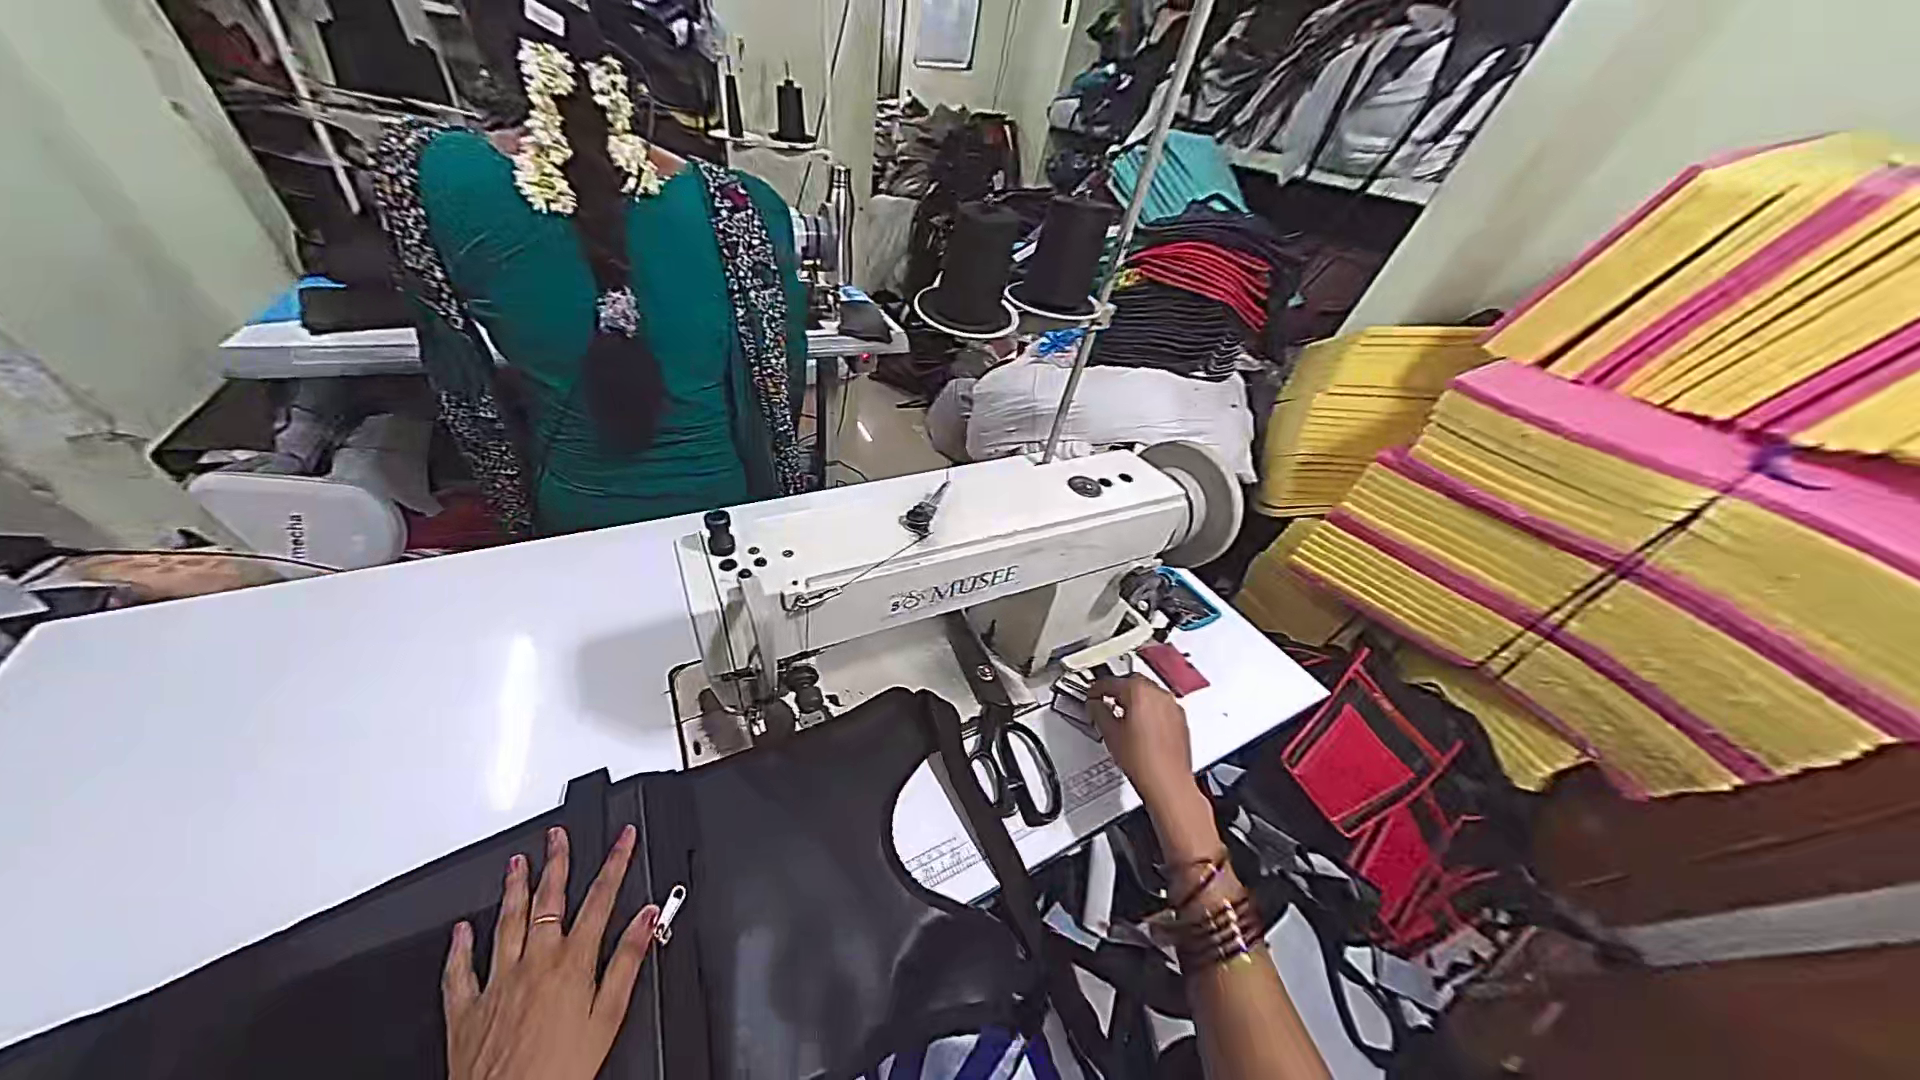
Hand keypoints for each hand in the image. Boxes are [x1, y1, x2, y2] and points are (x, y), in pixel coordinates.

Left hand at [443, 825, 660, 1079]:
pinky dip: (458, 947)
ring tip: (518, 862)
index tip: (624, 837)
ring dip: (514, 888)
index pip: (600, 898)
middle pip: (549, 900)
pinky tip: (461, 928)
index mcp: (571, 964)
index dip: (615, 861)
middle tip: (558, 836)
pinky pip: (458, 972)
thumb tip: (647, 917)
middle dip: (557, 862)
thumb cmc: (560, 1070)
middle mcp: (534, 964)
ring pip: (506, 923)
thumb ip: (629, 960)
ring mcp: (497, 984)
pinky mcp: (466, 1012)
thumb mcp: (609, 1015)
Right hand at [1089, 674, 1197, 815]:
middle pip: (1132, 682)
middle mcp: (1159, 695)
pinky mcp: (1180, 719)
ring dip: (1134, 699)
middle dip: (1116, 690)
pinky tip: (1139, 726)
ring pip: (1148, 692)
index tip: (1092, 694)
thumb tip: (1095, 705)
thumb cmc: (1144, 762)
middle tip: (1104, 700)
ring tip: (1121, 715)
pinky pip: (1161, 706)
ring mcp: (1172, 706)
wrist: (1168, 783)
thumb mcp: (1110, 733)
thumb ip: (1098, 712)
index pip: (1111, 682)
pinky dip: (1148, 709)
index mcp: (1139, 692)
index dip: (1096, 688)